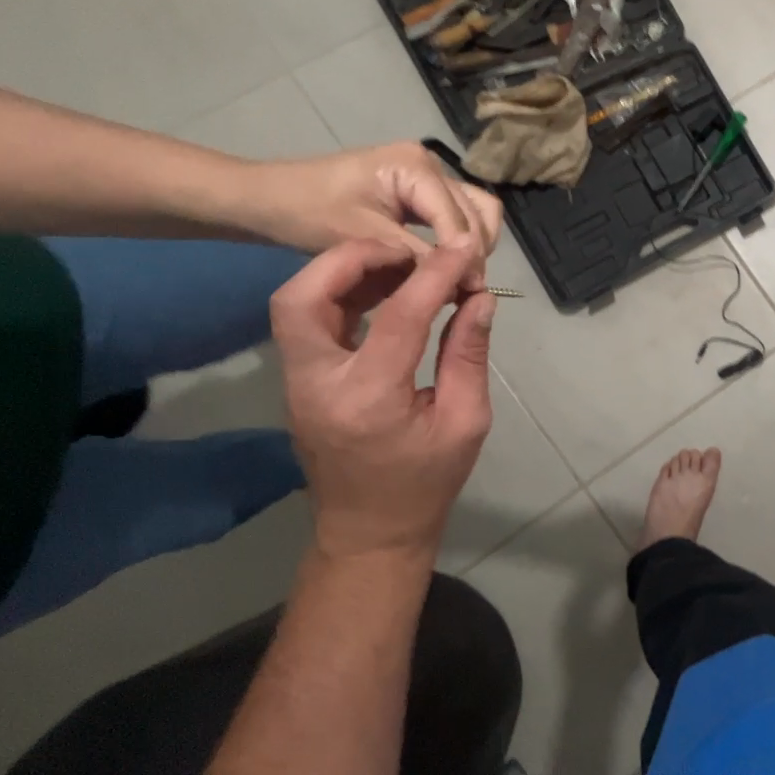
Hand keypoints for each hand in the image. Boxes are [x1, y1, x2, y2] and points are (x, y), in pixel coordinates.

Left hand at [243, 142, 502, 276]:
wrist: (264, 197)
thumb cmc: (305, 212)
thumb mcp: (361, 237)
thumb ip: (417, 254)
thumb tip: (465, 278)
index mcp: (415, 166)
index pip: (457, 217)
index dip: (466, 255)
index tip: (470, 292)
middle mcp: (431, 164)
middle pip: (478, 211)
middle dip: (475, 251)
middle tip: (467, 289)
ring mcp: (429, 175)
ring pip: (476, 212)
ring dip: (473, 245)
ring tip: (460, 278)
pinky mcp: (422, 189)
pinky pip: (457, 214)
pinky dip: (459, 239)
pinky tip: (447, 264)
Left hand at [269, 237, 494, 562]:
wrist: (368, 530)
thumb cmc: (426, 480)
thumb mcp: (467, 420)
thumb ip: (468, 354)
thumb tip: (479, 297)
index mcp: (368, 397)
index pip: (401, 316)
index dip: (437, 274)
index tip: (467, 248)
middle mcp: (317, 383)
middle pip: (304, 297)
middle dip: (355, 258)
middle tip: (409, 245)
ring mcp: (298, 381)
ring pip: (295, 303)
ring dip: (344, 270)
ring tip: (402, 259)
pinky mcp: (299, 379)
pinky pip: (308, 319)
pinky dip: (342, 291)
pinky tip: (386, 287)